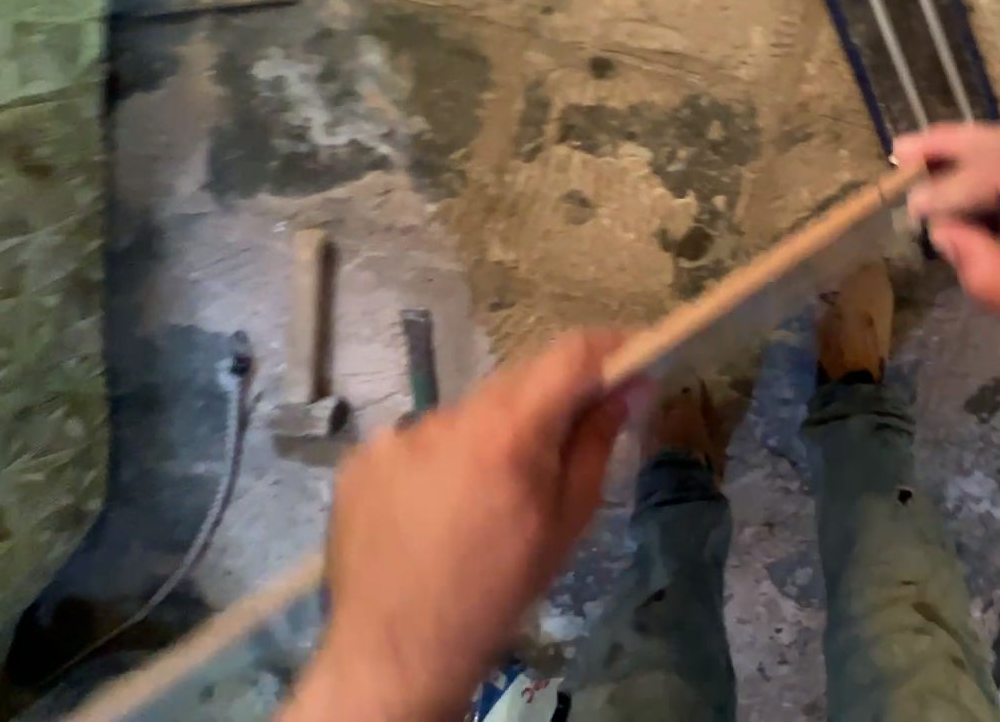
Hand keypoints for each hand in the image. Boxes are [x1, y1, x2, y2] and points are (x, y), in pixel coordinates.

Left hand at [284, 329, 651, 721]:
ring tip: (502, 478)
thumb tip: (632, 385)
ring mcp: (401, 434)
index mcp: (511, 430)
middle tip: (578, 425)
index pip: (571, 353)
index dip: (610, 344)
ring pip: (476, 405)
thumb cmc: (503, 586)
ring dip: (503, 422)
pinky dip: (454, 447)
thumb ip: (599, 438)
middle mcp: (453, 416)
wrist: (396, 654)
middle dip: (559, 390)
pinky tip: (450, 495)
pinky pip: (430, 431)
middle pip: (524, 375)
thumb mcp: (572, 514)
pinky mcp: (365, 456)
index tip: (634, 354)